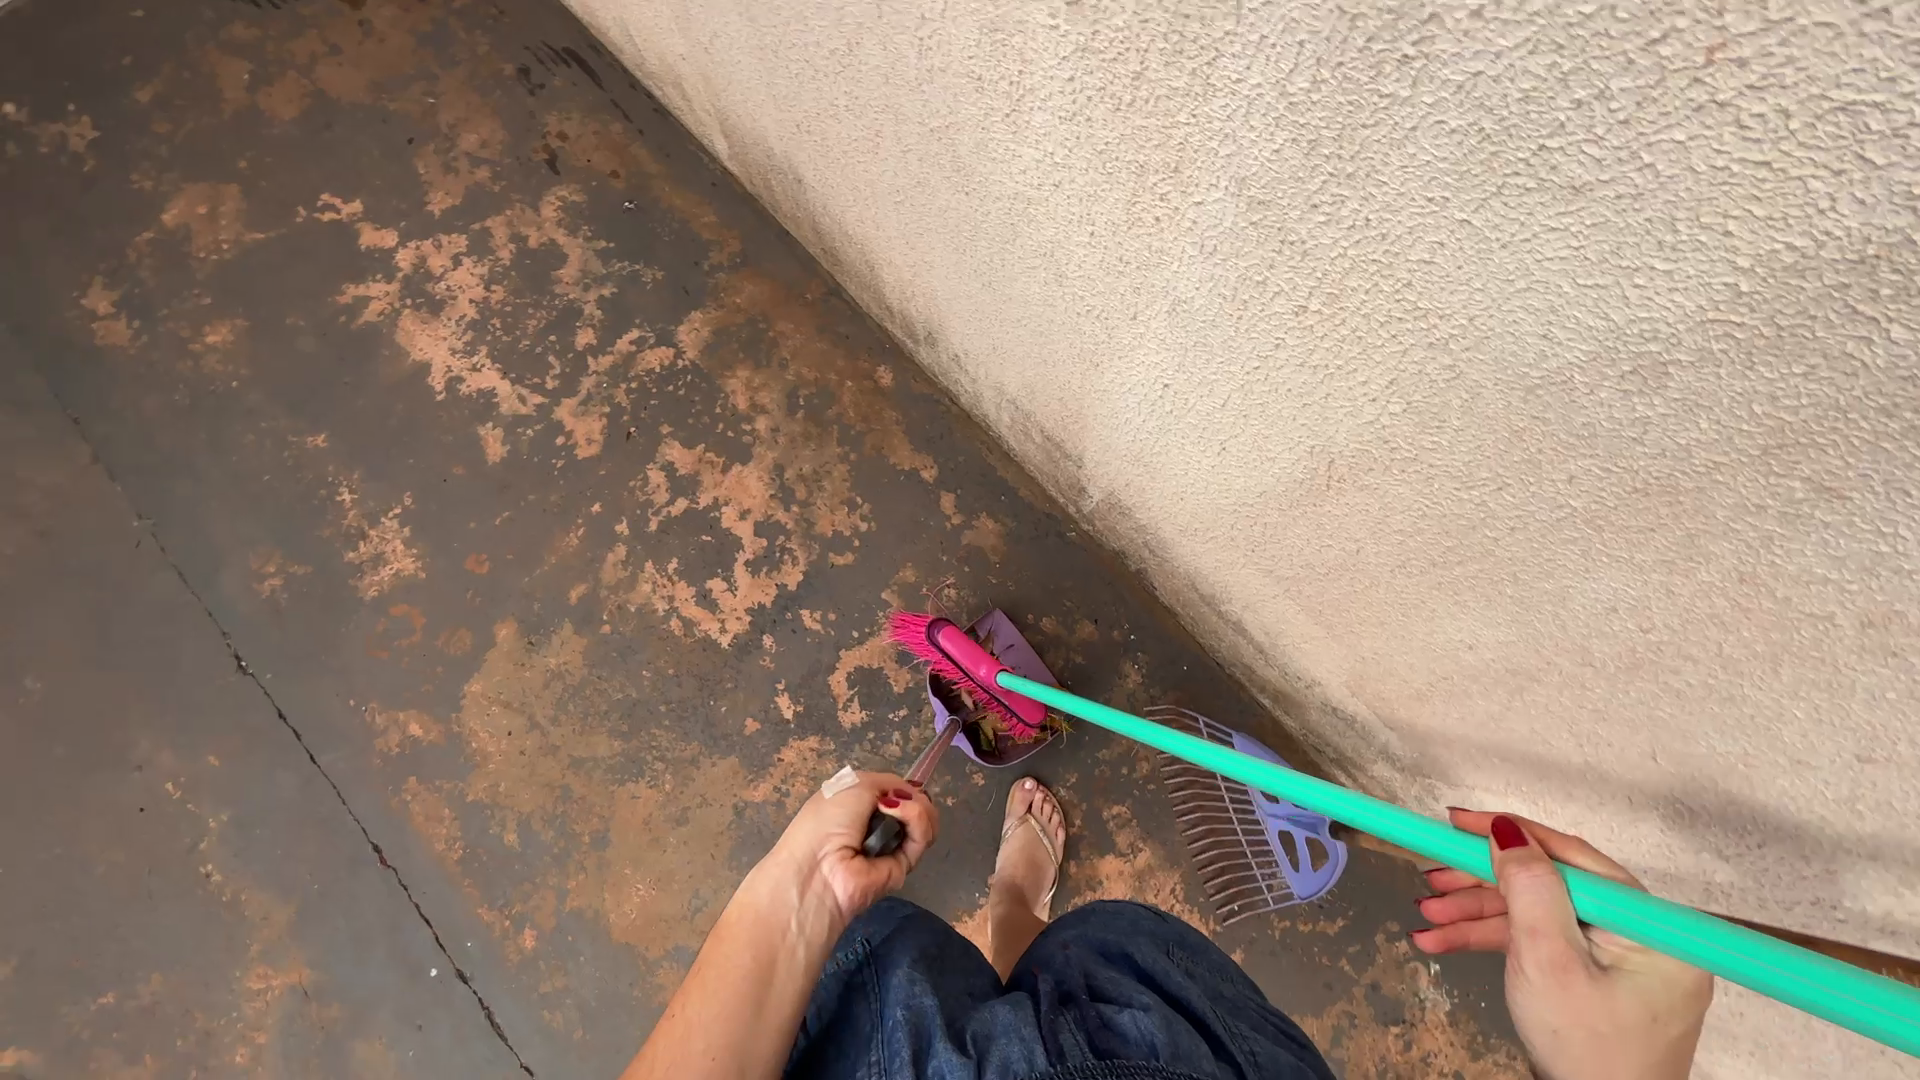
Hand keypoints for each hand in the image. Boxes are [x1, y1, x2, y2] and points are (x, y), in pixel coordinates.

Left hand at [753, 770, 937, 930]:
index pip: (895, 792)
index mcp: (859, 805)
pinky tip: (901, 815)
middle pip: (914, 805)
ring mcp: (891, 846)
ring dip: (918, 808)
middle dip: (916, 797)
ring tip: (900, 810)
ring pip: (924, 820)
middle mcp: (876, 825)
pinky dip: (918, 821)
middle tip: (903, 800)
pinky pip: (921, 837)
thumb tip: (912, 795)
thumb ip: (890, 783)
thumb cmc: (827, 820)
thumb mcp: (855, 784)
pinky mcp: (904, 865)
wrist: (818, 869)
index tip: (902, 786)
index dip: (903, 787)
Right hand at [1411, 810, 1712, 1079]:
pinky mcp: (1589, 977)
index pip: (1570, 857)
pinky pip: (1534, 941)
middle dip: (1478, 882)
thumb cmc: (1581, 1043)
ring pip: (1531, 912)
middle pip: (1544, 884)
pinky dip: (1488, 939)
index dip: (1508, 833)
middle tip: (1429, 875)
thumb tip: (1506, 828)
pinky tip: (1439, 941)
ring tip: (1423, 915)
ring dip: (1472, 912)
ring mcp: (1613, 959)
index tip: (1454, 821)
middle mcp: (1637, 935)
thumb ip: (1528, 886)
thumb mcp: (1546, 958)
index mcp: (1647, 928)